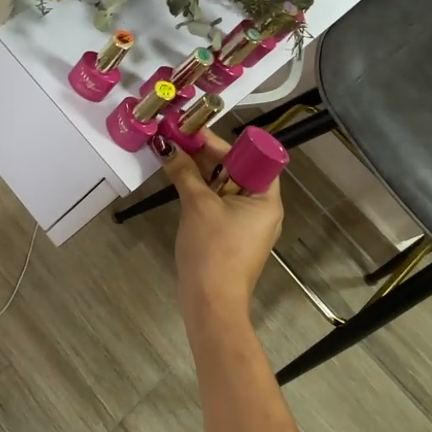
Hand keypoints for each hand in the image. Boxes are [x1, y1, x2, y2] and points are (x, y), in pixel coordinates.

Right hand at [154, 132, 283, 320]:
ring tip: (172, 150)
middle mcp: (261, 208)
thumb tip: (166, 145)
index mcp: (265, 199)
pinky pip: (217, 201)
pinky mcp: (229, 233)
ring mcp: (245, 222)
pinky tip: (178, 176)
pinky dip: (199, 187)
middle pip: (235, 169)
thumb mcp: (197, 205)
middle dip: (205, 153)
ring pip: (223, 185)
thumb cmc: (212, 250)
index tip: (194, 129)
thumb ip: (183, 171)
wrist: (210, 302)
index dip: (223, 142)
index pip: (251, 157)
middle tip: (176, 135)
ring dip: (199, 168)